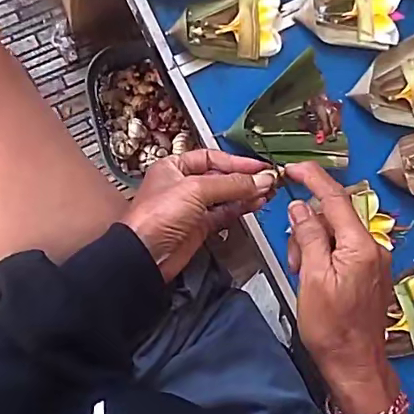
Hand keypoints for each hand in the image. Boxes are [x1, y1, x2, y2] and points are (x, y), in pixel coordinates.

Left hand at [123, 149, 276, 280]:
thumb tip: (259, 179)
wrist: (145, 255)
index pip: (212, 157)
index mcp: (174, 167)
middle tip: (267, 180)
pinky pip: (225, 213)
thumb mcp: (196, 190)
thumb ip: (232, 183)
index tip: (259, 166)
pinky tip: (255, 204)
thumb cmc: (154, 218)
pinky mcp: (199, 227)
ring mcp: (191, 207)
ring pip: (225, 196)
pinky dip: (240, 208)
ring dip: (246, 193)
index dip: (236, 161)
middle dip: (245, 178)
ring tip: (267, 191)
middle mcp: (182, 185)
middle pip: (221, 176)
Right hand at [284, 162, 397, 413]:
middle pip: (333, 216)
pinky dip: (324, 257)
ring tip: (304, 277)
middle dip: (308, 229)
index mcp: (361, 244)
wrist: (355, 366)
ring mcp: (374, 260)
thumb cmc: (332, 328)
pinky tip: (316, 280)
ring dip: (313, 246)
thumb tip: (301, 207)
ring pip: (335, 234)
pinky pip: (342, 250)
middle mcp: (373, 246)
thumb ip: (308, 237)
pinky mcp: (370, 272)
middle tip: (295, 260)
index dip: (312, 179)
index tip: (293, 168)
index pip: (335, 198)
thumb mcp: (312, 278)